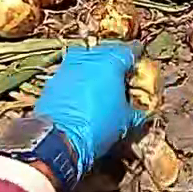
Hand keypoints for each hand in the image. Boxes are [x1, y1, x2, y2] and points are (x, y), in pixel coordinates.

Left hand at [33, 42, 145, 171]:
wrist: (56, 141)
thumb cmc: (97, 126)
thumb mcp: (125, 121)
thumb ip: (135, 110)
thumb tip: (140, 112)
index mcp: (111, 63)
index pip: (130, 50)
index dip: (137, 53)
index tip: (141, 56)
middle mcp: (88, 59)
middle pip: (106, 50)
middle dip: (114, 57)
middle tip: (122, 69)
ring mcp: (67, 68)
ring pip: (85, 59)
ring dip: (93, 66)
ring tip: (100, 80)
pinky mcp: (51, 83)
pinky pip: (70, 74)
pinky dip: (78, 79)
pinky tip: (82, 93)